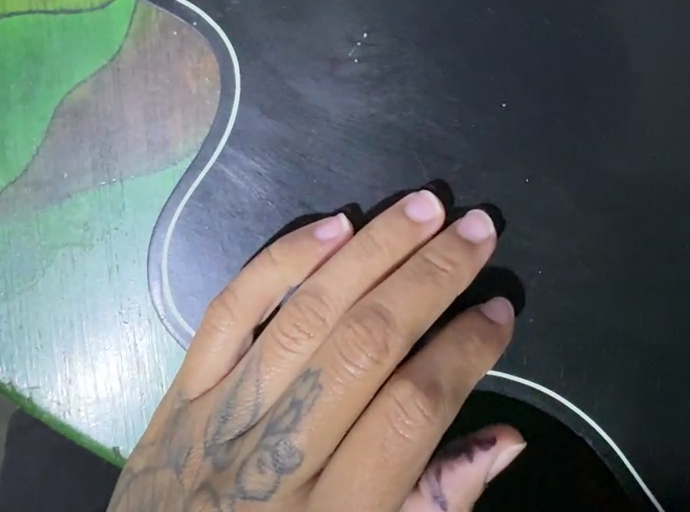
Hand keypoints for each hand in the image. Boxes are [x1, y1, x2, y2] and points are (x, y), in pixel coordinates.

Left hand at [109, 192, 525, 511]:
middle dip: (431, 277)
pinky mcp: (180, 392)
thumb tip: (509, 439)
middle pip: (364, 344)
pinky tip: (337, 222)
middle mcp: (272, 460)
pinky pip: (231, 310)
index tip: (501, 309)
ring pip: (307, 313)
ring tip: (427, 207)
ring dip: (374, 250)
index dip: (465, 351)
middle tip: (478, 229)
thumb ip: (433, 508)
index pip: (411, 410)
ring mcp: (217, 418)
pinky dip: (285, 259)